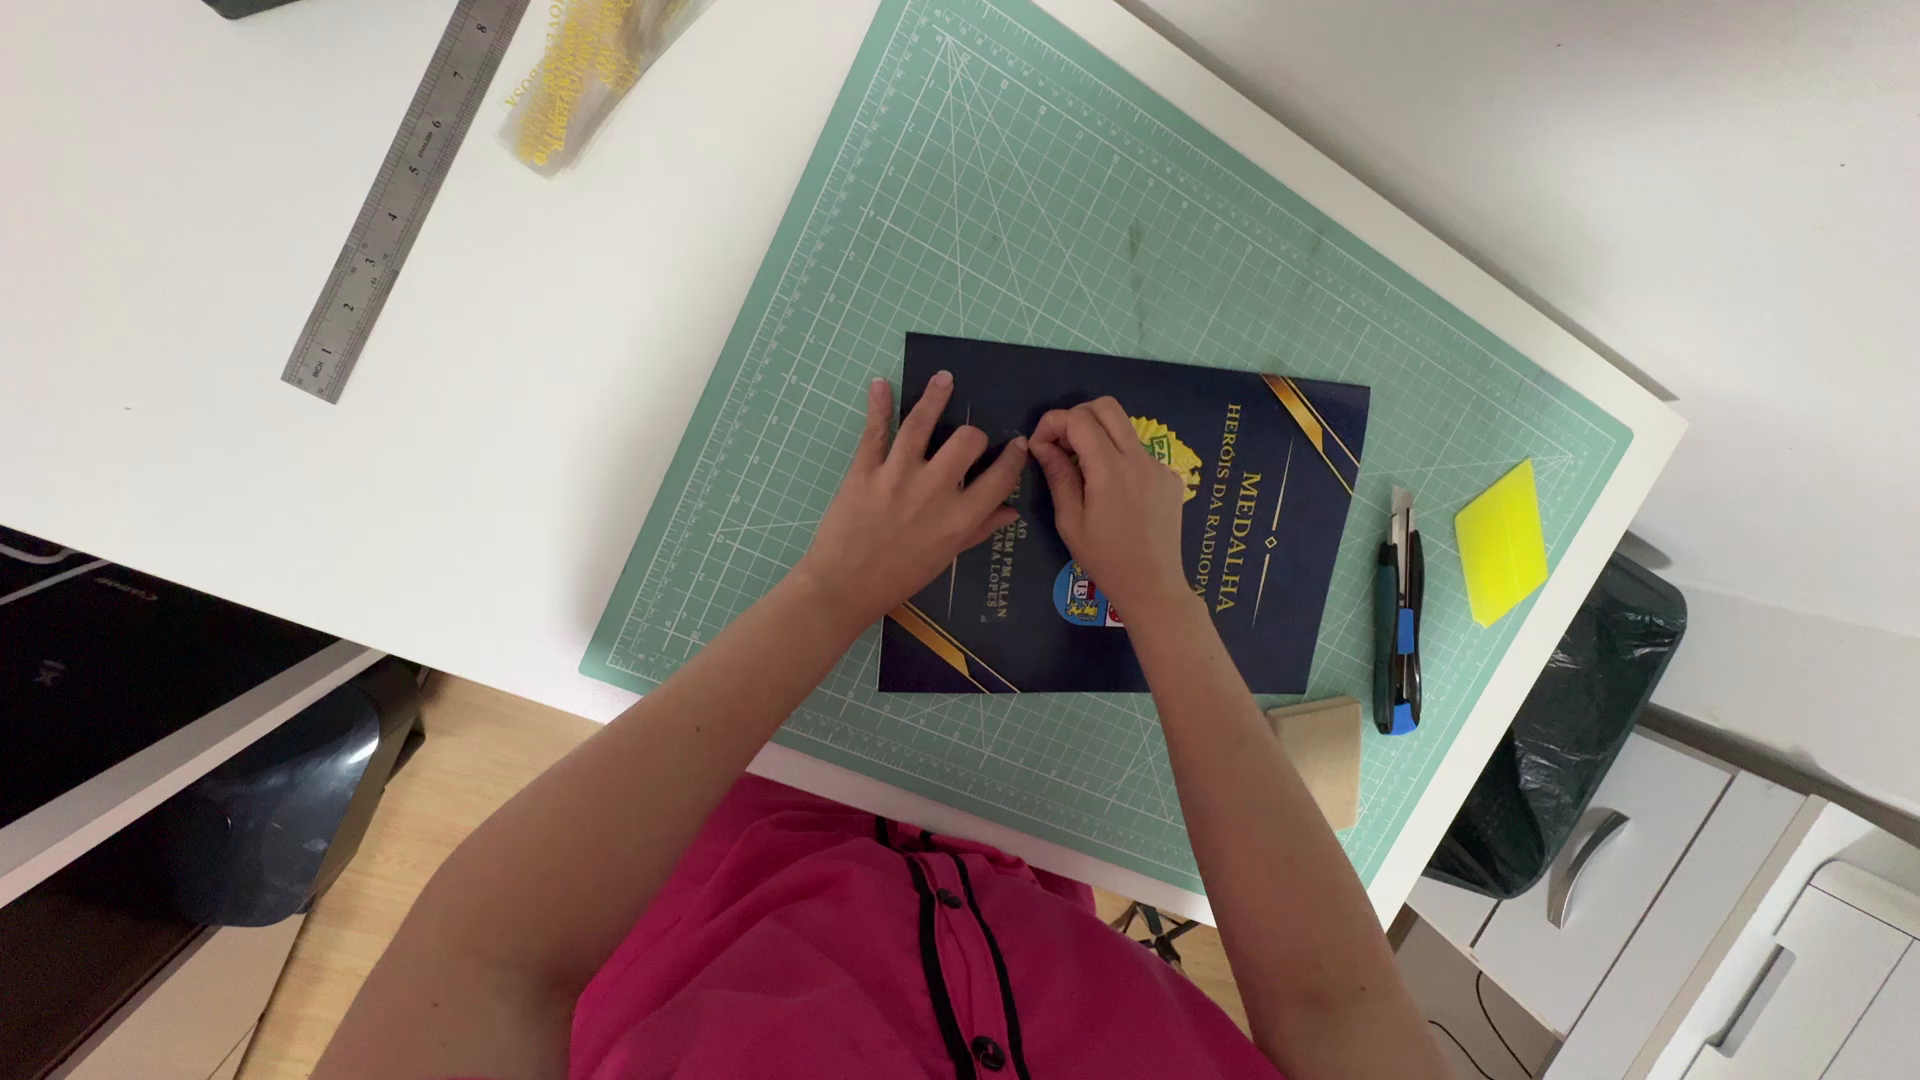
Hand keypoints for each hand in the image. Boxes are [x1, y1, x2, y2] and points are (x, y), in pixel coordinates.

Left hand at [792, 372, 1026, 631]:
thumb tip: (1010, 512)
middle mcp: (935, 490)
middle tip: (968, 438)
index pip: (1000, 478)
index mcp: (960, 517)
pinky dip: (878, 404)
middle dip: (974, 436)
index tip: (1017, 444)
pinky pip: (875, 430)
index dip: (1014, 457)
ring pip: (921, 423)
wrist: (844, 587)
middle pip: (967, 441)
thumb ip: (979, 530)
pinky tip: (881, 384)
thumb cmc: (898, 578)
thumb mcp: (946, 558)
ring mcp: (898, 475)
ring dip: (934, 396)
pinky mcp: (865, 469)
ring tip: (943, 378)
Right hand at [1028, 397, 1193, 616]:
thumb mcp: (1070, 521)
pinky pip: (1138, 452)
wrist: (1153, 585)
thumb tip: (1042, 445)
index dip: (1053, 423)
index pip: (1079, 420)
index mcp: (1111, 470)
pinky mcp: (1170, 477)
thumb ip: (1058, 476)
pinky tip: (1112, 491)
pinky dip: (1118, 456)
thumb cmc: (1105, 559)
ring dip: (1098, 434)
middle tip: (1060, 444)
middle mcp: (1139, 459)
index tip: (1040, 446)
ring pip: (1124, 427)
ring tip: (1082, 468)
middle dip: (1077, 416)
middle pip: (1106, 407)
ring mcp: (1159, 466)